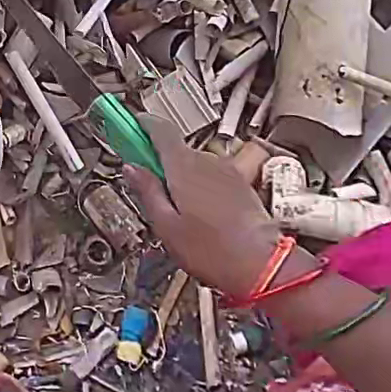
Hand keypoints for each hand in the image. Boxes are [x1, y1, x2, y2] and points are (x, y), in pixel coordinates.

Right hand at [124, 115, 286, 296]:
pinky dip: (200, 186)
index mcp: (183, 166)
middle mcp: (207, 161)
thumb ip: (147, 191)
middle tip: (146, 185)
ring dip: (181, 177)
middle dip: (158, 162)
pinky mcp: (240, 183)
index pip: (159, 128)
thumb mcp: (166, 225)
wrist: (263, 267)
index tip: (127, 127)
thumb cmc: (214, 251)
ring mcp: (226, 170)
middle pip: (175, 148)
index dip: (141, 124)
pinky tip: (200, 215)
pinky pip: (211, 175)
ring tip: (177, 212)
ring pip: (194, 164)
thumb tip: (132, 169)